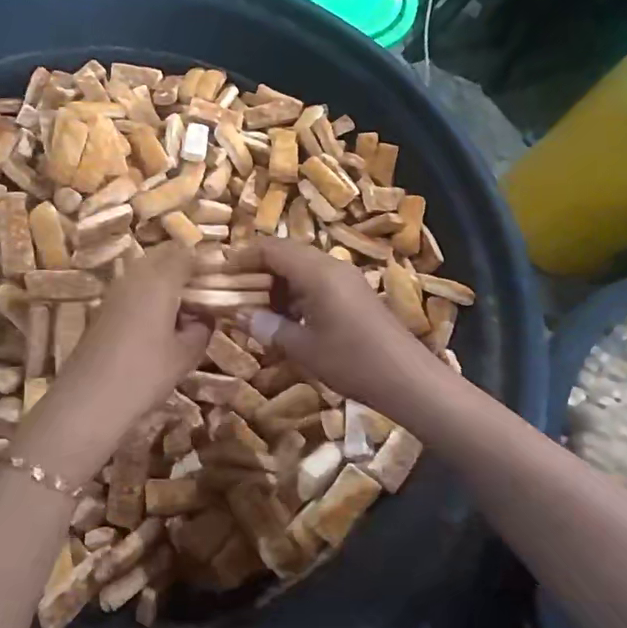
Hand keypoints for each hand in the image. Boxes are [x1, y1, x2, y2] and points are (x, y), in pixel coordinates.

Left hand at [17, 243, 209, 478]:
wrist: (89, 400)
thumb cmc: (144, 374)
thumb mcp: (186, 354)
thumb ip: (202, 327)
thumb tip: (206, 315)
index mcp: (159, 279)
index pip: (187, 254)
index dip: (206, 264)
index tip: (223, 284)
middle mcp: (134, 276)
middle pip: (164, 257)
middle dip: (186, 271)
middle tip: (205, 299)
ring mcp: (114, 291)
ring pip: (146, 273)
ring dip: (167, 285)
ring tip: (184, 315)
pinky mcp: (103, 309)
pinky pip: (133, 290)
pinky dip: (149, 298)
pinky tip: (159, 327)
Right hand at [235, 238, 442, 410]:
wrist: (407, 379)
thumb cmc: (351, 360)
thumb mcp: (302, 348)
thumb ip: (267, 327)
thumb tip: (238, 314)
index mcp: (316, 271)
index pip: (270, 248)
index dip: (241, 257)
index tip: (219, 273)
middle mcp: (331, 266)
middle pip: (285, 254)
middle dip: (256, 271)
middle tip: (233, 293)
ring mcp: (346, 279)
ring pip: (300, 268)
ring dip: (276, 284)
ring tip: (255, 310)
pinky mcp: (354, 294)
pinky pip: (316, 282)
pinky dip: (295, 294)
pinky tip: (286, 320)